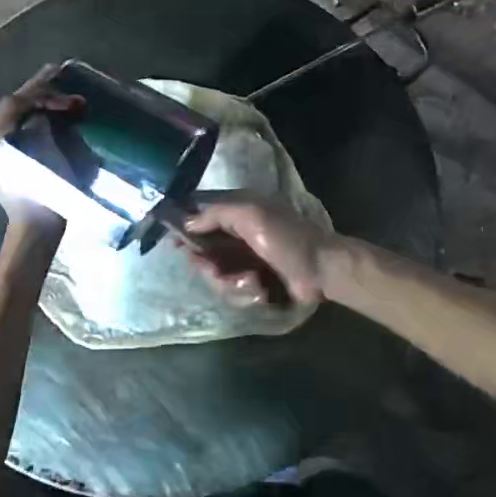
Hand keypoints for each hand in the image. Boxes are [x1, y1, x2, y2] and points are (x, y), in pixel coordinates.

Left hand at [0, 63, 81, 228]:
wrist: (37, 226)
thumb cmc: (42, 192)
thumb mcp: (44, 152)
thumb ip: (39, 123)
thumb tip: (44, 111)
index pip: (12, 105)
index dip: (40, 93)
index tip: (65, 89)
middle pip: (10, 108)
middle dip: (37, 92)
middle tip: (57, 71)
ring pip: (13, 116)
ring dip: (36, 101)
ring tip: (57, 83)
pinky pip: (15, 128)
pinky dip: (32, 115)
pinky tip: (49, 104)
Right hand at [182, 191, 340, 305]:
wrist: (323, 271)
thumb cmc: (287, 239)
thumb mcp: (250, 215)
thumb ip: (214, 213)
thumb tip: (185, 223)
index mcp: (236, 207)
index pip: (197, 208)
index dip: (181, 221)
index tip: (173, 239)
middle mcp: (234, 229)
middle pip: (198, 244)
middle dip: (202, 260)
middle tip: (210, 268)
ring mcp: (240, 255)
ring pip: (210, 268)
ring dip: (223, 279)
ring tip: (246, 282)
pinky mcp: (248, 277)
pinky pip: (227, 284)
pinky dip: (238, 289)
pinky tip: (256, 289)